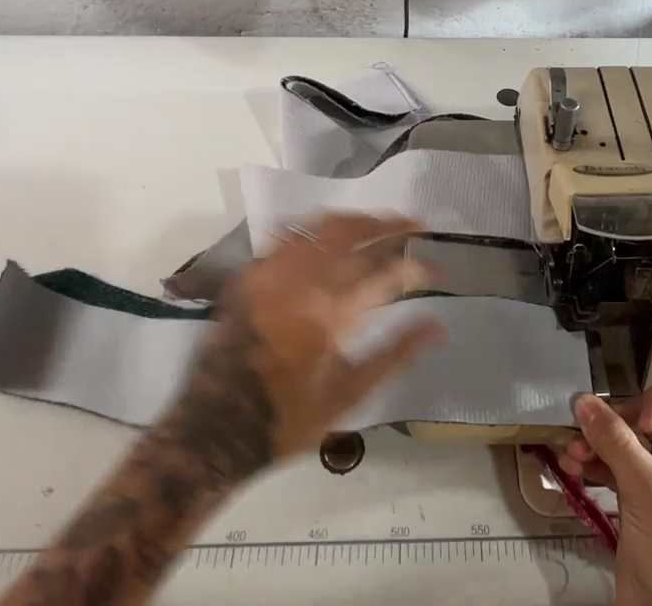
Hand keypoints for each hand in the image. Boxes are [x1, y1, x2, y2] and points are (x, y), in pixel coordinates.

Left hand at [0, 213, 440, 605]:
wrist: (213, 431)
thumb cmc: (287, 420)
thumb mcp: (349, 394)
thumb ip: (396, 354)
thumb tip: (438, 327)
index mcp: (333, 313)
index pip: (388, 273)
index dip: (419, 268)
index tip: (437, 270)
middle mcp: (302, 282)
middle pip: (352, 231)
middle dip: (388, 223)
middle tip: (413, 223)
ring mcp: (270, 275)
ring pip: (318, 226)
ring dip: (352, 221)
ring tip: (374, 225)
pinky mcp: (248, 277)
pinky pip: (285, 238)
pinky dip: (312, 231)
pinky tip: (324, 239)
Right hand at [559, 380, 651, 605]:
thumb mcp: (648, 490)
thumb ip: (615, 441)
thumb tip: (581, 400)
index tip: (639, 421)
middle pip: (648, 417)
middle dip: (614, 423)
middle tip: (584, 429)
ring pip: (626, 442)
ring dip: (597, 443)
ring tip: (571, 452)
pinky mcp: (637, 498)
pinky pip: (613, 466)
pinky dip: (593, 463)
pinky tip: (571, 466)